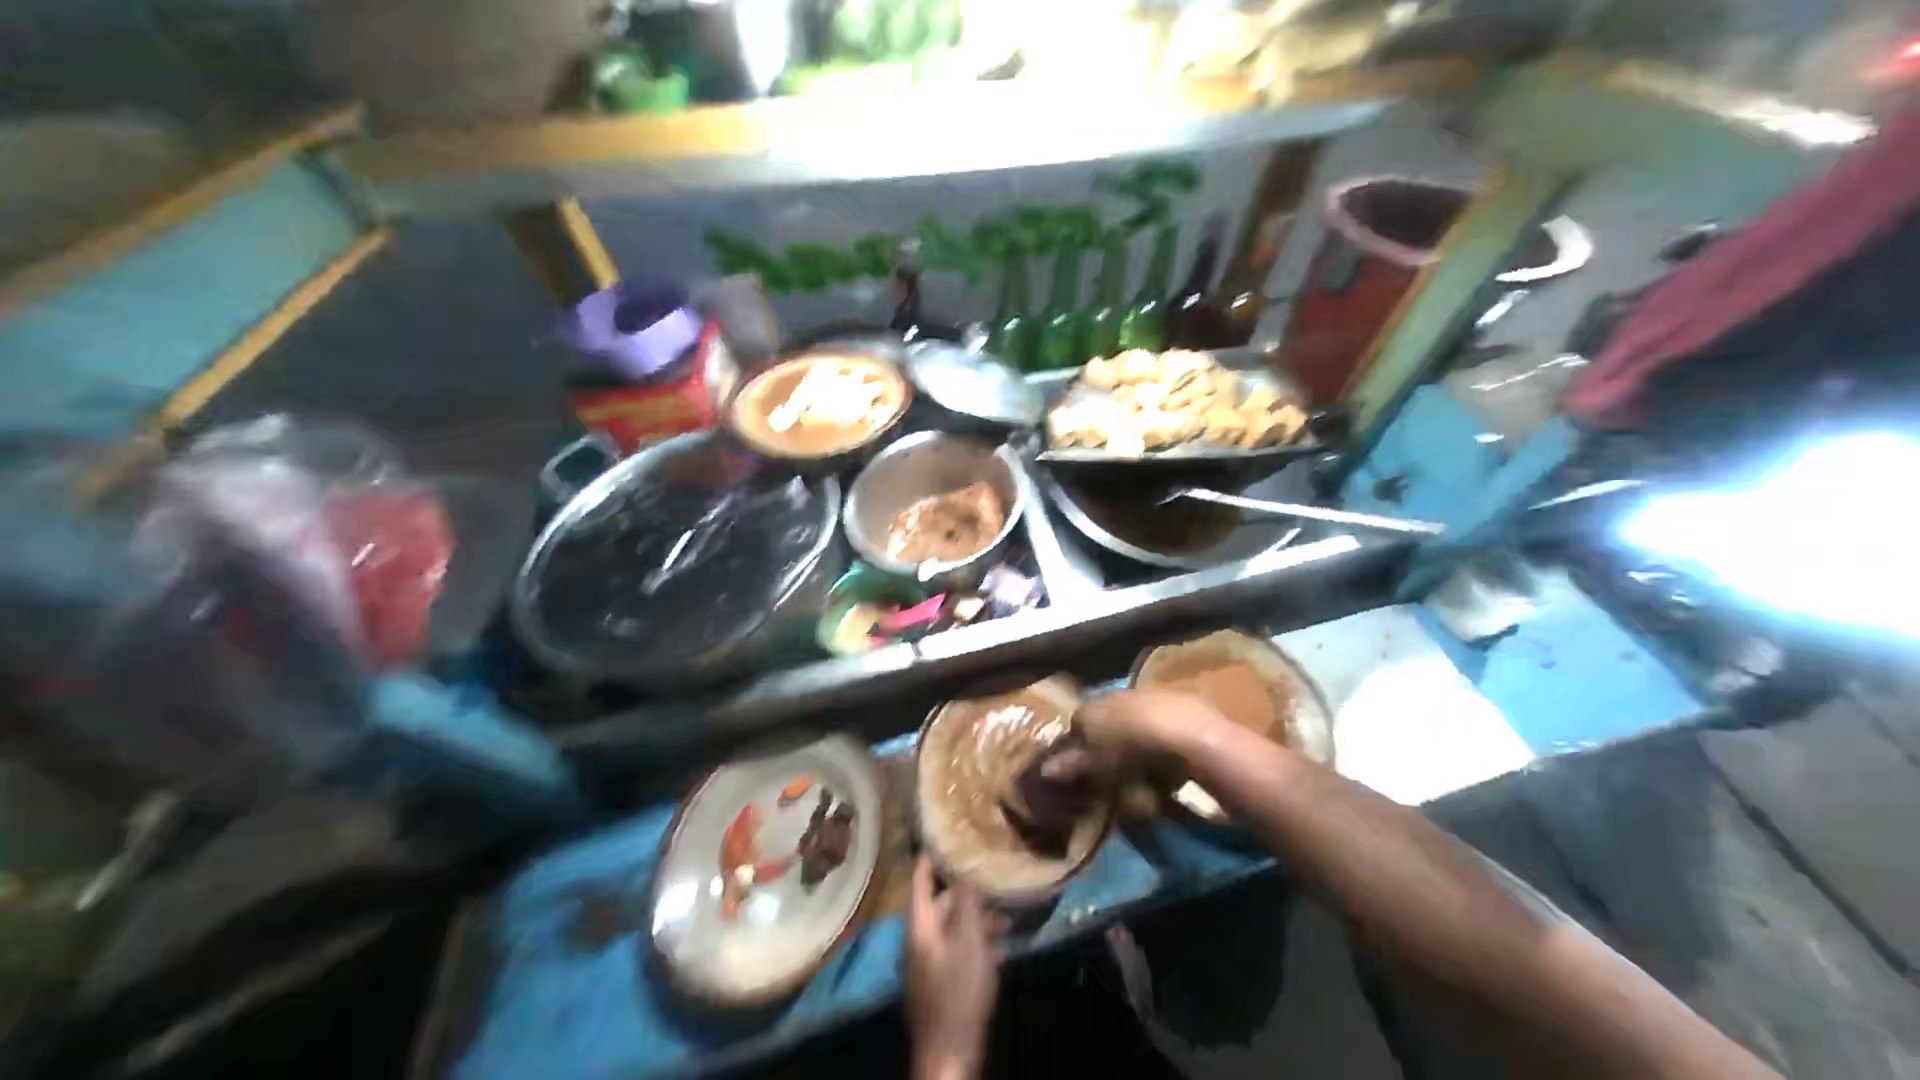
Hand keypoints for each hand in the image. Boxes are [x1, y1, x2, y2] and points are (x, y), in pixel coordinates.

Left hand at [906, 856, 998, 1079]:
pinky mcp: (940, 986)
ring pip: (953, 931)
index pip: (919, 883)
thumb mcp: (969, 941)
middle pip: (941, 907)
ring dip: (978, 923)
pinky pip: (958, 953)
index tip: (935, 841)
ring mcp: (928, 965)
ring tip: (1008, 922)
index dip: (927, 862)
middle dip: (968, 896)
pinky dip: (977, 945)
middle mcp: (919, 941)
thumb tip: (966, 873)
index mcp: (919, 927)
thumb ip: (967, 905)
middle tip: (994, 887)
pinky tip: (1001, 949)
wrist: (950, 1053)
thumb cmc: (958, 991)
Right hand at [1076, 687, 1229, 760]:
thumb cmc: (1127, 749)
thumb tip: (1045, 770)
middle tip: (1114, 766)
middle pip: (1103, 717)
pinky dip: (1157, 733)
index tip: (1085, 768)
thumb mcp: (1094, 765)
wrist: (1181, 731)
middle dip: (1106, 738)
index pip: (1076, 724)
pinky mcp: (1173, 698)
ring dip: (1132, 734)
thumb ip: (1070, 766)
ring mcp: (1143, 693)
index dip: (1079, 747)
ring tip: (1142, 763)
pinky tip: (1166, 754)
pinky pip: (1156, 719)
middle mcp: (1111, 694)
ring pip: (1129, 715)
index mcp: (1088, 707)